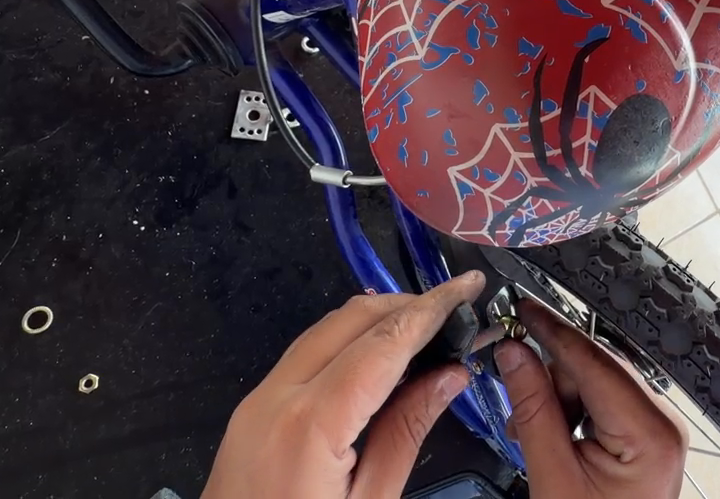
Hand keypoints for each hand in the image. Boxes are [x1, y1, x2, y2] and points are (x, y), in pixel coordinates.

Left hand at [203, 271, 485, 498]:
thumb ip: (406, 434)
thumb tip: (451, 374)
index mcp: (309, 425)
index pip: (384, 341)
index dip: (433, 307)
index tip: (469, 285)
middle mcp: (276, 397)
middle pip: (352, 318)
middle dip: (408, 304)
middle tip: (455, 311)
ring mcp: (256, 402)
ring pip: (327, 327)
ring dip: (379, 317)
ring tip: (427, 330)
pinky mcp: (251, 412)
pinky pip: (307, 352)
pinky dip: (349, 339)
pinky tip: (380, 356)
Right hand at [496, 302, 686, 498]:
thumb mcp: (553, 478)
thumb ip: (533, 407)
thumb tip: (512, 351)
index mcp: (650, 432)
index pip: (595, 360)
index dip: (553, 329)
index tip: (523, 307)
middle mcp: (662, 421)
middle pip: (595, 367)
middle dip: (553, 378)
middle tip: (515, 390)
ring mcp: (656, 428)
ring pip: (595, 381)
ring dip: (559, 398)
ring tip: (535, 433)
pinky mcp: (645, 436)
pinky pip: (602, 401)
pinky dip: (572, 412)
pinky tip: (553, 436)